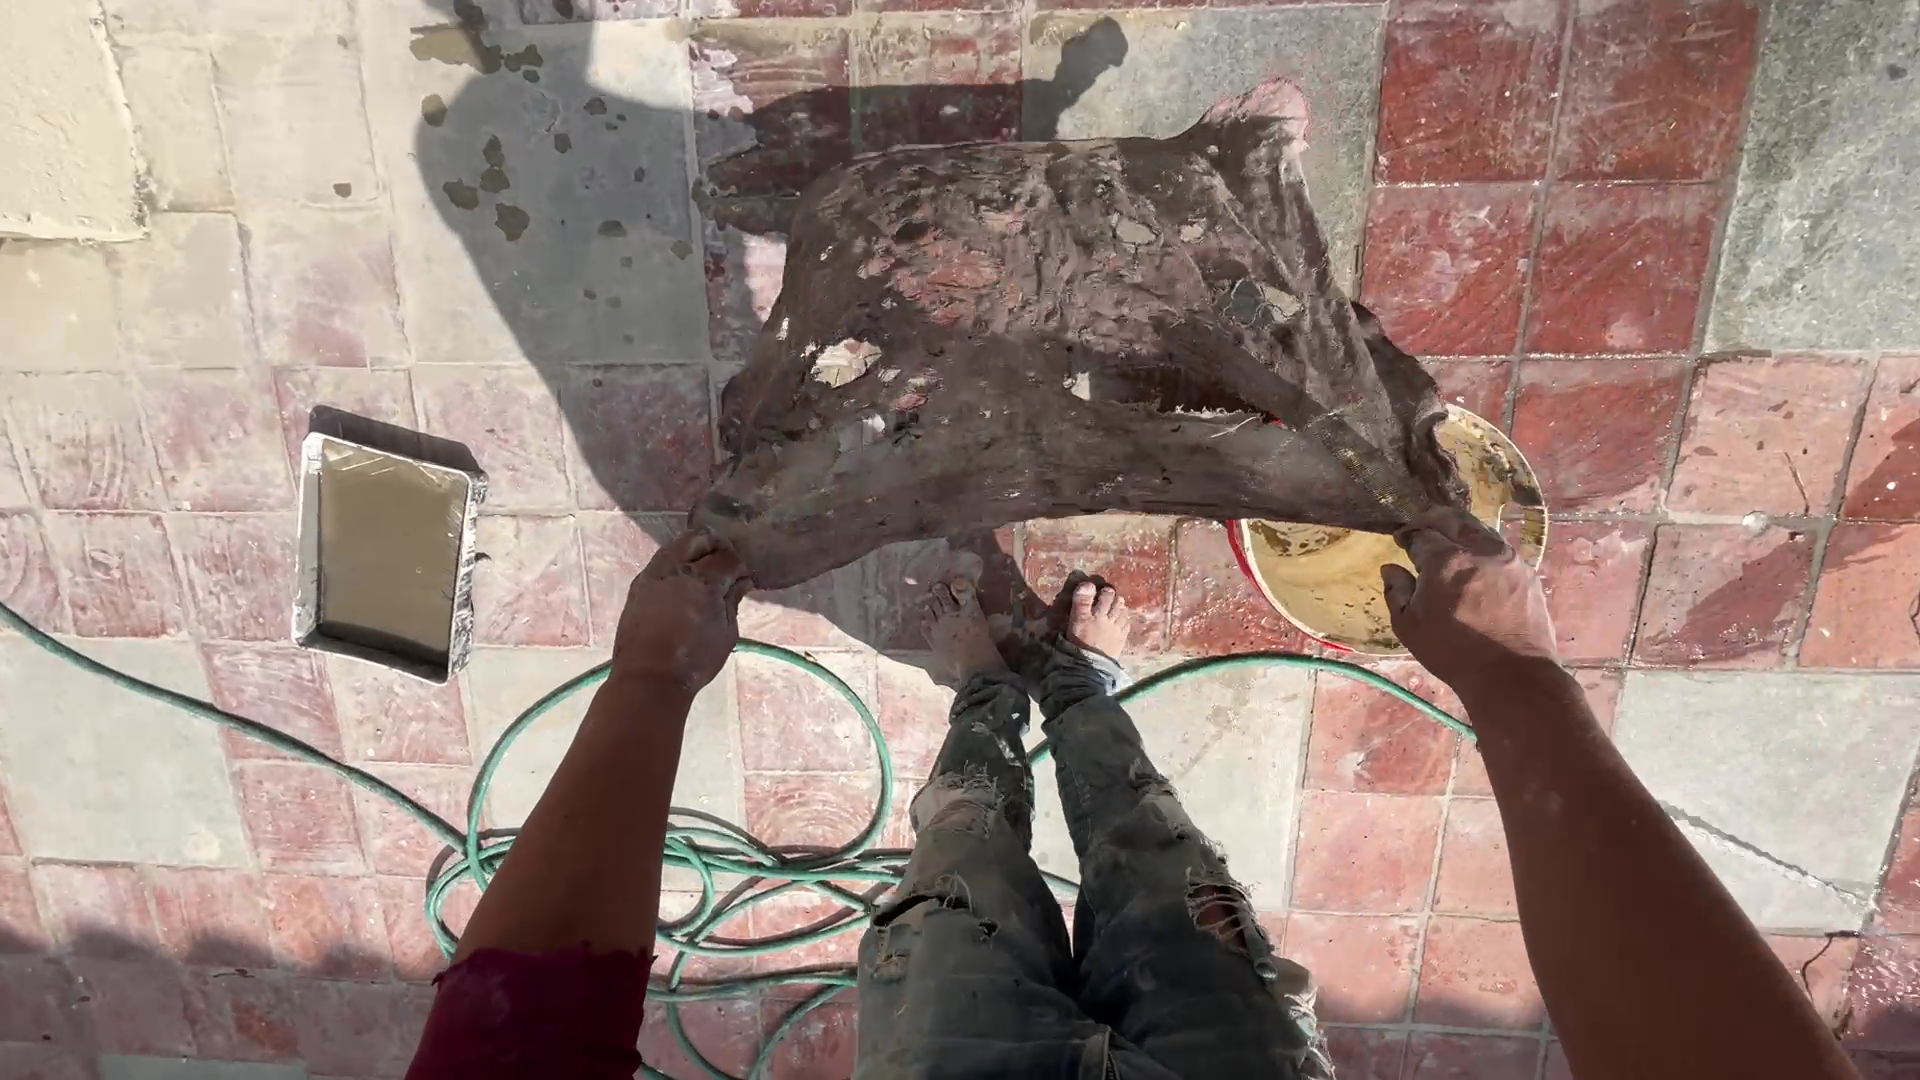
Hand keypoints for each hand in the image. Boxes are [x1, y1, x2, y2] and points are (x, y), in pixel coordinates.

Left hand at [612, 529, 752, 693]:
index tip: (742, 580)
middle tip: (724, 564)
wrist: (649, 679)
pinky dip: (676, 566)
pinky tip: (683, 585)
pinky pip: (660, 563)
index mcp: (704, 581)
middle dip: (715, 545)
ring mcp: (653, 575)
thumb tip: (741, 582)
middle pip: (698, 538)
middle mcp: (676, 570)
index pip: (727, 558)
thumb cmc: (695, 660)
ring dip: (693, 552)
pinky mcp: (638, 586)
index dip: (739, 567)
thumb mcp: (726, 633)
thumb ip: (732, 601)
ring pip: (676, 546)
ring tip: (703, 573)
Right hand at [1379, 507, 1556, 690]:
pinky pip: (1500, 550)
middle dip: (1433, 520)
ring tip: (1449, 548)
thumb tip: (1391, 568)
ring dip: (1460, 533)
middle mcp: (1480, 550)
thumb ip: (1396, 590)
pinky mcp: (1528, 574)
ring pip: (1481, 531)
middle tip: (1421, 530)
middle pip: (1454, 519)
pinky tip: (1474, 568)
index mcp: (1445, 560)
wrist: (1512, 674)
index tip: (1400, 542)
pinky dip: (1482, 550)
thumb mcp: (1407, 624)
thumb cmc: (1450, 650)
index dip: (1407, 536)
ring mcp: (1509, 560)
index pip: (1421, 534)